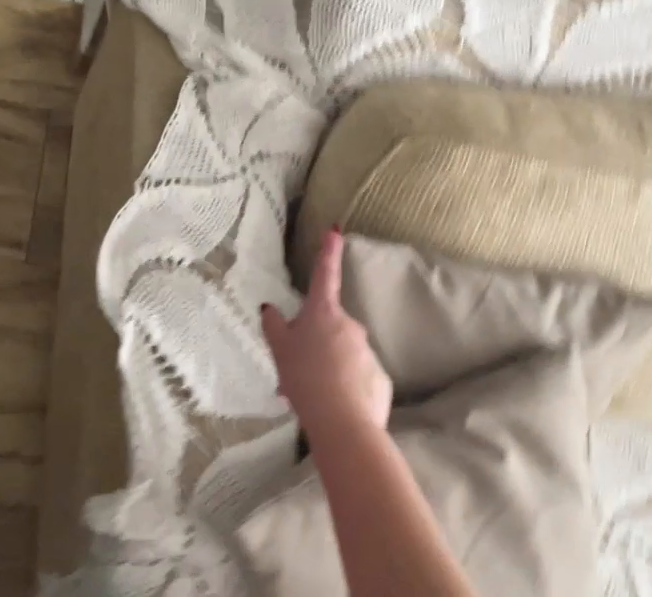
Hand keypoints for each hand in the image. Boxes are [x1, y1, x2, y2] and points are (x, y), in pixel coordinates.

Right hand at [260, 229, 391, 434]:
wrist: (342, 422)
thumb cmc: (304, 376)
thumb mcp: (279, 349)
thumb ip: (274, 325)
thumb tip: (270, 308)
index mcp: (323, 312)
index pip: (324, 274)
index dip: (328, 251)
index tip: (335, 230)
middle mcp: (350, 325)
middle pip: (329, 326)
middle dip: (316, 343)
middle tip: (297, 368)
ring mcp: (368, 352)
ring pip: (342, 355)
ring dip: (328, 368)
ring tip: (310, 393)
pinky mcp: (380, 380)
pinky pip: (357, 378)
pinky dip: (344, 388)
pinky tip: (332, 406)